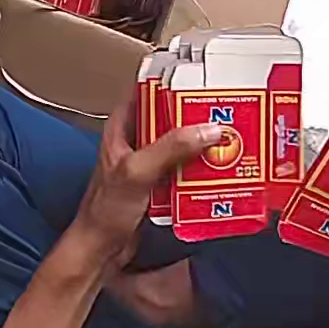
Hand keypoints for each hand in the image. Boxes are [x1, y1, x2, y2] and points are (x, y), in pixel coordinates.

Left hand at [69, 95, 222, 266]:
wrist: (100, 250)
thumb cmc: (105, 210)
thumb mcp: (137, 172)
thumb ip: (170, 148)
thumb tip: (207, 129)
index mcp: (121, 127)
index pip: (145, 91)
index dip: (169, 81)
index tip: (197, 77)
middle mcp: (134, 140)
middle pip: (168, 117)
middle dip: (194, 114)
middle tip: (223, 108)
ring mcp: (146, 162)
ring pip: (178, 143)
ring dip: (199, 142)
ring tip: (228, 135)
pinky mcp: (158, 184)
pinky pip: (182, 168)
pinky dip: (199, 167)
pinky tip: (218, 168)